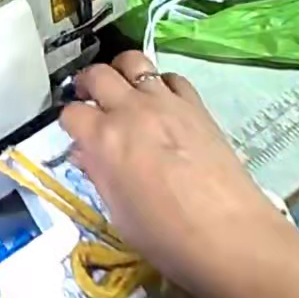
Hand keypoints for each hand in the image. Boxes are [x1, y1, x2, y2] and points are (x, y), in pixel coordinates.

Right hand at [59, 51, 293, 296]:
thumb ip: (99, 174)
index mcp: (104, 140)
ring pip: (133, 60)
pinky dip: (160, 83)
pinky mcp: (194, 101)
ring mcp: (165, 100)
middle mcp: (130, 110)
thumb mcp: (119, 213)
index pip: (71, 113)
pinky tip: (163, 100)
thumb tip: (87, 153)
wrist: (228, 233)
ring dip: (121, 69)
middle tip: (89, 97)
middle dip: (87, 83)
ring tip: (122, 86)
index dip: (69, 122)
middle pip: (98, 74)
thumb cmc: (166, 237)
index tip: (75, 131)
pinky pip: (171, 77)